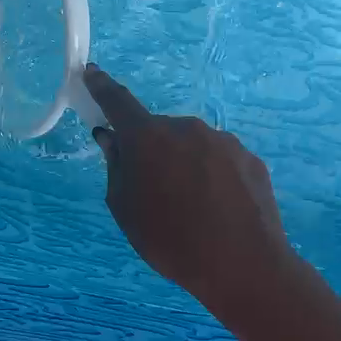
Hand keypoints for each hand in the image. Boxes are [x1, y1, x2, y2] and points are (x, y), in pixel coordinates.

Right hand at [84, 64, 292, 301]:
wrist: (246, 267)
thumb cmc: (170, 239)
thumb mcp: (123, 207)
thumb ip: (115, 166)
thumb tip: (112, 139)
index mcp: (147, 137)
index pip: (116, 100)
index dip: (100, 85)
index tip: (90, 72)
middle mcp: (185, 128)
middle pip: (156, 130)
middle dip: (148, 148)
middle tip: (149, 186)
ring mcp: (222, 142)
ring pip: (189, 144)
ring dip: (181, 161)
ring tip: (189, 204)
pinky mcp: (250, 159)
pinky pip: (217, 158)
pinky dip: (209, 174)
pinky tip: (215, 207)